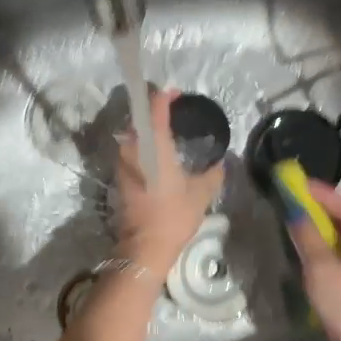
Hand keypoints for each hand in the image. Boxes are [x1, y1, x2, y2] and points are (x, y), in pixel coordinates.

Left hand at [115, 89, 224, 270]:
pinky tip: (158, 157)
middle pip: (139, 121)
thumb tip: (220, 165)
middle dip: (152, 113)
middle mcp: (133, 150)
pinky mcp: (120, 179)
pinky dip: (143, 149)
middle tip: (171, 114)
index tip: (174, 93)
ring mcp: (123, 165)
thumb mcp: (200, 195)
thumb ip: (212, 176)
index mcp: (154, 148)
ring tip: (166, 135)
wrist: (144, 247)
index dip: (163, 98)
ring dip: (146, 132)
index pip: (154, 110)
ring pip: (132, 138)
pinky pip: (131, 153)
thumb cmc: (173, 217)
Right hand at [287, 182, 340, 340]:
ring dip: (321, 231)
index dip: (320, 193)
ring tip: (296, 222)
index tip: (296, 182)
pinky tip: (307, 252)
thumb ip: (308, 238)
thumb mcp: (322, 269)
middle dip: (320, 210)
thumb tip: (295, 214)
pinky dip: (325, 250)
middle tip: (293, 200)